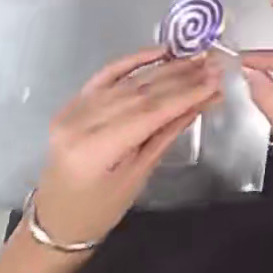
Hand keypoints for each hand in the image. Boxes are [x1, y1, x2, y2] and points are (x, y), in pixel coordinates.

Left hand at [34, 48, 221, 246]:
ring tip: (197, 59)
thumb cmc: (100, 210)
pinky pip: (107, 75)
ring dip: (167, 68)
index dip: (187, 93)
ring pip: (129, 82)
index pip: (150, 112)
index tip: (216, 79)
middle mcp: (82, 122)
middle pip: (141, 92)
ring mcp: (75, 109)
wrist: (57, 220)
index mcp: (97, 149)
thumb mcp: (139, 175)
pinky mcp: (75, 103)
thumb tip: (202, 101)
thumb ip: (168, 133)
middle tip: (214, 64)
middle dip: (182, 77)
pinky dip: (134, 60)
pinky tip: (160, 52)